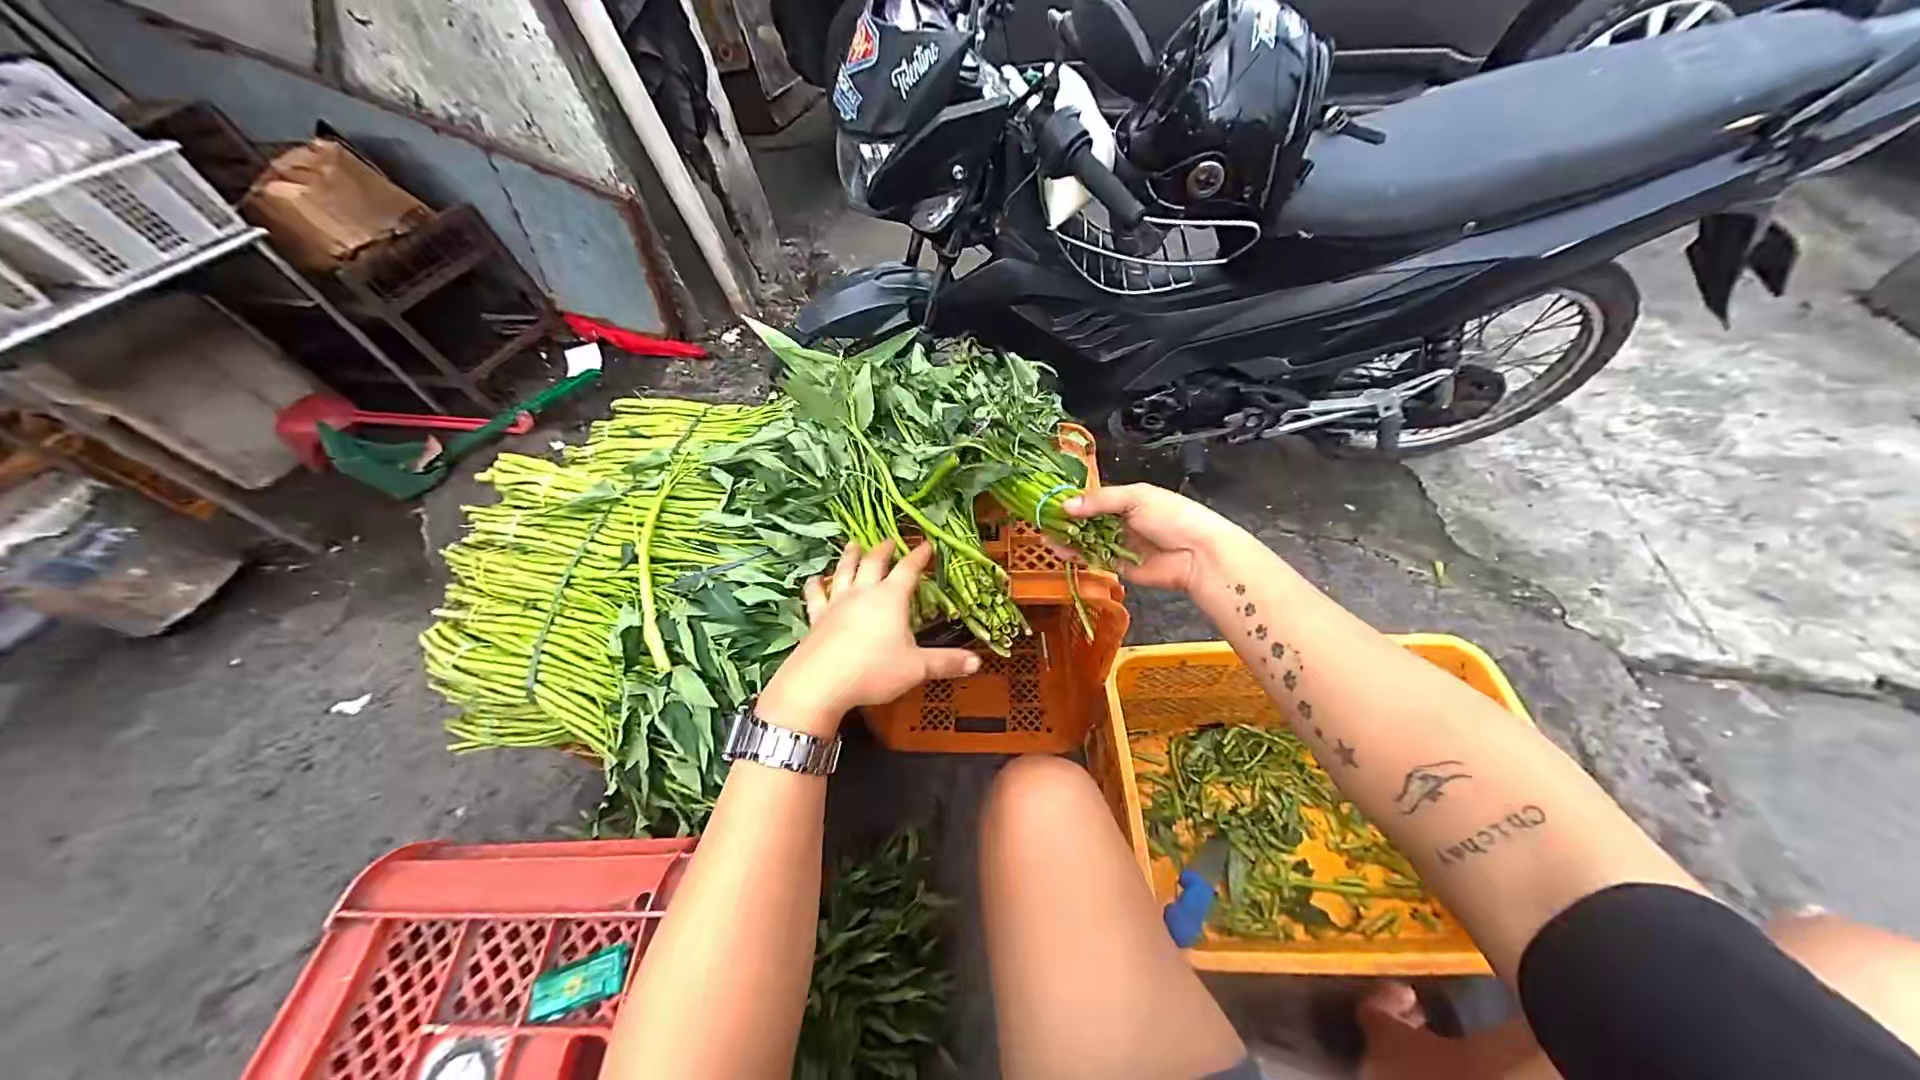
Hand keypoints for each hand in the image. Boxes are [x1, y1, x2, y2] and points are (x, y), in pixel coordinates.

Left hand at [758, 540, 981, 736]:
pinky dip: (815, 586)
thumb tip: (976, 662)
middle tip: (889, 540)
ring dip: (850, 556)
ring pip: (844, 571)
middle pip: (873, 563)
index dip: (918, 556)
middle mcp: (863, 594)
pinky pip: (816, 596)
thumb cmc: (872, 671)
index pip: (908, 570)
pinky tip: (813, 580)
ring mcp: (836, 603)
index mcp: (890, 599)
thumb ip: (945, 662)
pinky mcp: (817, 618)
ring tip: (853, 545)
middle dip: (883, 550)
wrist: (820, 682)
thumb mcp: (916, 668)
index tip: (926, 545)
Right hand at [1064, 483, 1243, 592]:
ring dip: (1068, 539)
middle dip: (1065, 521)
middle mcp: (1120, 520)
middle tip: (1043, 522)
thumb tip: (1067, 505)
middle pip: (1085, 520)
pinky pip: (1093, 559)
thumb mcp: (1136, 497)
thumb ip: (1100, 500)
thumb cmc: (1173, 517)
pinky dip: (1077, 556)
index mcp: (1125, 499)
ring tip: (1048, 538)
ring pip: (1086, 540)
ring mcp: (1118, 543)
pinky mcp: (1118, 565)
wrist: (1198, 554)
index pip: (1091, 498)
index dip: (1071, 501)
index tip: (1049, 502)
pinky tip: (1062, 552)